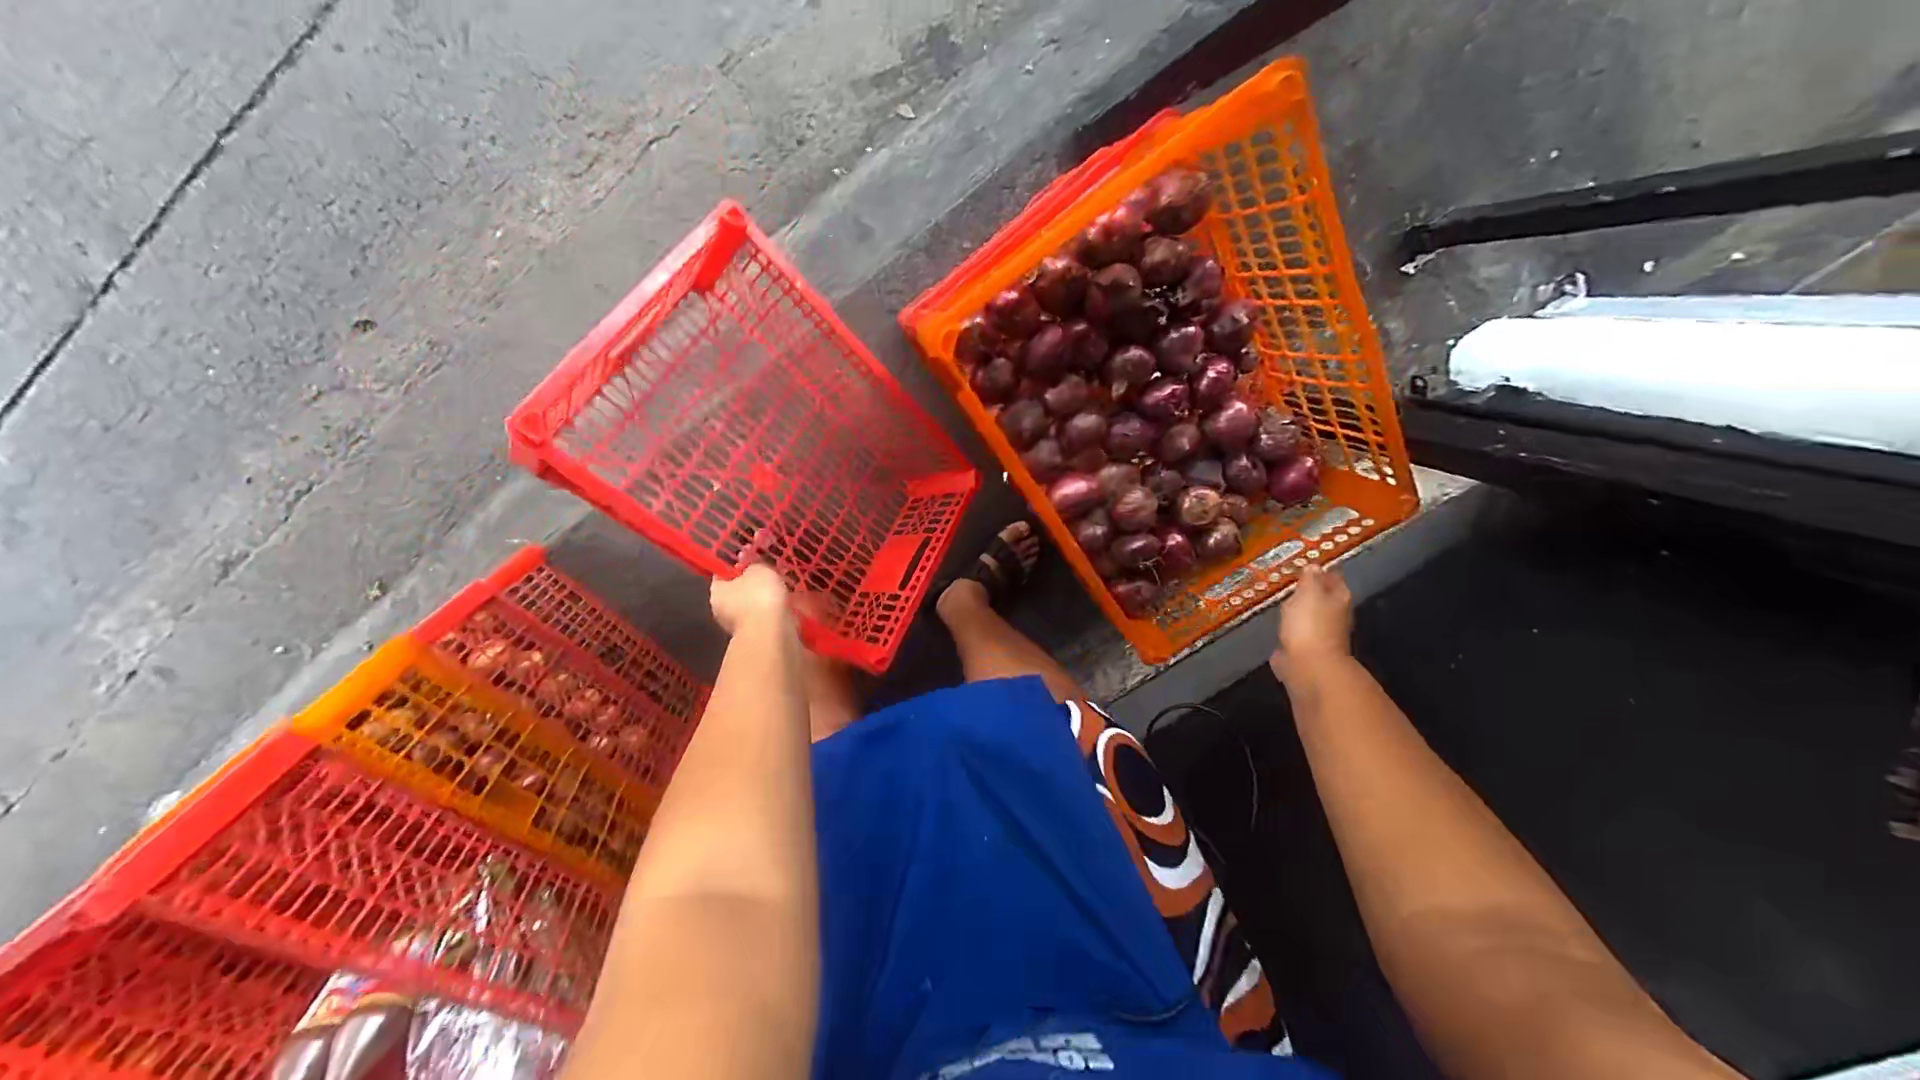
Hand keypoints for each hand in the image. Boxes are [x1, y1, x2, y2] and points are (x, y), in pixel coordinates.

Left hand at [709, 564, 791, 635]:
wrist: (774, 633)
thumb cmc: (759, 595)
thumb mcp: (759, 569)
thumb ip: (755, 564)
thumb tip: (753, 564)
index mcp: (717, 592)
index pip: (723, 572)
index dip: (738, 562)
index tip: (753, 556)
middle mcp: (724, 610)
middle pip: (740, 590)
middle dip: (756, 581)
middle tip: (773, 570)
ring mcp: (742, 626)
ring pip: (756, 604)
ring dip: (769, 597)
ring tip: (786, 585)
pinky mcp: (760, 636)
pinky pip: (769, 617)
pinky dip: (778, 610)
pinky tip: (790, 602)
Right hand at [1271, 564, 1351, 681]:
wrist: (1307, 665)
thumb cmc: (1310, 623)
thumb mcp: (1308, 592)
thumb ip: (1310, 577)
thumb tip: (1313, 566)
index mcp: (1339, 597)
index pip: (1333, 576)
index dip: (1320, 568)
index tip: (1304, 561)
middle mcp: (1335, 614)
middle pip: (1322, 595)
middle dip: (1308, 589)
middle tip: (1289, 579)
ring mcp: (1321, 632)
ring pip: (1308, 613)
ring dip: (1297, 608)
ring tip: (1281, 598)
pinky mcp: (1305, 647)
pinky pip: (1296, 630)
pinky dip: (1290, 625)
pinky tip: (1278, 621)